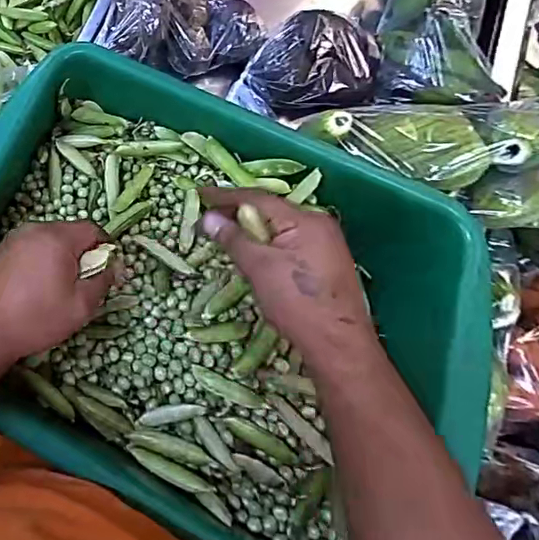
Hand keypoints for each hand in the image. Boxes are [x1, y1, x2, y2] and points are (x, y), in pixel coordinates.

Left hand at [0, 221, 117, 366]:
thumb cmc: (37, 318)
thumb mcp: (81, 306)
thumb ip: (102, 281)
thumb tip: (113, 266)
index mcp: (57, 237)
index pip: (93, 229)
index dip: (105, 250)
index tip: (103, 274)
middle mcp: (34, 229)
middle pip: (70, 233)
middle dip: (81, 255)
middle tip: (79, 286)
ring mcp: (14, 238)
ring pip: (49, 241)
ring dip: (59, 258)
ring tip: (55, 289)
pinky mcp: (0, 250)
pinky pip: (31, 248)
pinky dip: (39, 262)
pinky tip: (33, 288)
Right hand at [199, 188, 376, 354]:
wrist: (339, 346)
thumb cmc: (297, 303)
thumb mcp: (258, 266)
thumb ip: (233, 238)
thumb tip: (208, 218)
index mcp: (305, 220)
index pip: (257, 198)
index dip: (225, 195)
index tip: (199, 194)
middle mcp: (319, 224)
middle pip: (269, 209)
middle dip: (237, 212)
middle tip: (209, 218)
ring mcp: (325, 244)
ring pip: (279, 226)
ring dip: (251, 229)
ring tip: (225, 234)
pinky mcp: (325, 262)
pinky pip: (289, 241)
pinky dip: (266, 243)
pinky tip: (252, 253)